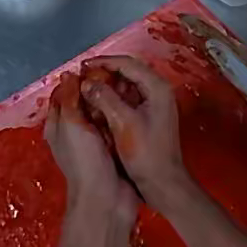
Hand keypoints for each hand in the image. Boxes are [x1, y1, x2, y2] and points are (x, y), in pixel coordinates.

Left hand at [45, 73, 137, 224]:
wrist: (107, 196)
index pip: (63, 95)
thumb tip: (68, 74)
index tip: (93, 67)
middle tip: (113, 74)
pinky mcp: (113, 147)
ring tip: (126, 84)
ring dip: (110, 100)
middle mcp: (74, 132)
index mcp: (58, 126)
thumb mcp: (70, 124)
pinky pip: (116, 125)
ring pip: (101, 113)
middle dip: (96, 89)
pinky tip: (133, 103)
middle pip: (84, 102)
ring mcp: (94, 141)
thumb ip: (69, 98)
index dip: (75, 81)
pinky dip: (121, 114)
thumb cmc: (84, 160)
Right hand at [77, 57, 196, 212]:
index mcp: (157, 88)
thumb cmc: (146, 154)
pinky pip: (129, 99)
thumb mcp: (123, 123)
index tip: (83, 66)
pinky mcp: (150, 116)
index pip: (128, 64)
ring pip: (128, 85)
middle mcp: (158, 91)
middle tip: (83, 75)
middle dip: (105, 72)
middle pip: (129, 72)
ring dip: (108, 85)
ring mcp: (155, 104)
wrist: (164, 184)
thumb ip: (104, 98)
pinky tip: (98, 104)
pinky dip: (113, 98)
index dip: (103, 62)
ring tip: (87, 88)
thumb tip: (86, 83)